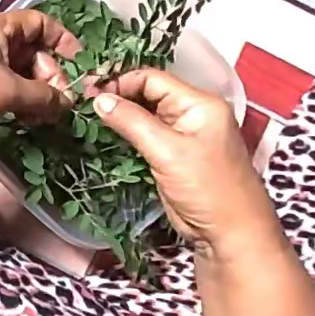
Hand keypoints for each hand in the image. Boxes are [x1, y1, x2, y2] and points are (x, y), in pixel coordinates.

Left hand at [0, 11, 80, 139]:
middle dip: (51, 75)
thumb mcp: (8, 90)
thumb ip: (44, 95)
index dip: (63, 41)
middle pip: (34, 50)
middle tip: (59, 102)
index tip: (80, 65)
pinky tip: (31, 119)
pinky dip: (23, 99)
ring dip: (39, 91)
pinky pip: (10, 86)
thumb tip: (69, 103)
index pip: (40, 22)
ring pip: (23, 71)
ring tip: (46, 115)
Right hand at [92, 69, 279, 254]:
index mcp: (199, 104)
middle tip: (84, 104)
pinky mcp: (172, 154)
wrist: (231, 236)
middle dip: (116, 96)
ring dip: (118, 115)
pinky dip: (124, 132)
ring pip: (143, 114)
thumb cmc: (208, 189)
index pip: (151, 79)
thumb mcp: (167, 151)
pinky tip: (104, 134)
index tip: (89, 92)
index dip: (119, 82)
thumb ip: (131, 121)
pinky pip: (144, 134)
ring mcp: (182, 134)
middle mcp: (191, 113)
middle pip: (146, 93)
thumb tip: (98, 99)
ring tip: (89, 118)